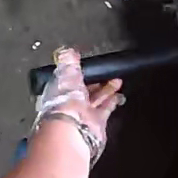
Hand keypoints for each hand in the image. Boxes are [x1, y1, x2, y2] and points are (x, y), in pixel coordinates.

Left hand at [32, 48, 122, 163]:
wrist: (73, 127)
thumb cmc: (64, 102)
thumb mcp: (66, 74)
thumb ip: (69, 62)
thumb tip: (68, 51)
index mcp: (59, 90)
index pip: (69, 78)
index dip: (78, 72)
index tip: (88, 65)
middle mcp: (70, 102)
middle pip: (85, 89)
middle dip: (95, 81)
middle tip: (106, 73)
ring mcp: (84, 112)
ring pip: (97, 98)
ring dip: (107, 89)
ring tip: (117, 80)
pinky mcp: (96, 121)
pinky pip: (106, 109)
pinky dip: (113, 101)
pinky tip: (118, 95)